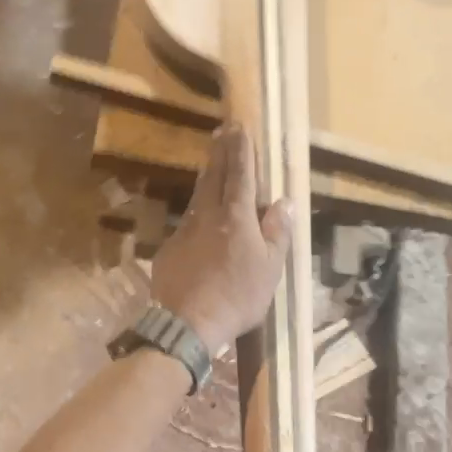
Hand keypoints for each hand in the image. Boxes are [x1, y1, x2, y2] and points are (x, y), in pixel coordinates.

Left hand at [151, 126, 292, 352]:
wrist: (187, 324)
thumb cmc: (237, 298)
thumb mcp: (270, 269)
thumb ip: (277, 233)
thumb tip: (284, 203)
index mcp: (235, 216)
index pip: (239, 173)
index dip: (241, 149)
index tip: (240, 127)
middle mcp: (206, 216)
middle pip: (213, 177)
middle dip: (219, 152)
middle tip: (221, 131)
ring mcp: (182, 232)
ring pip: (196, 198)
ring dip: (205, 178)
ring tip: (210, 165)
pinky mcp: (167, 251)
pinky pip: (185, 225)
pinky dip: (195, 215)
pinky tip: (197, 220)